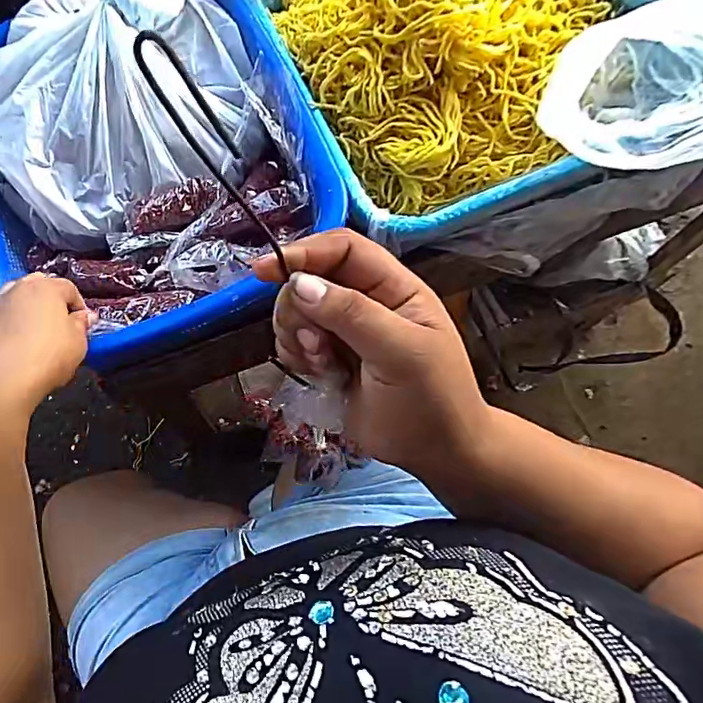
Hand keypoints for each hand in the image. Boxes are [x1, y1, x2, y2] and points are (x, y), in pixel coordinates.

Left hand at [0, 274, 90, 412]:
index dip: (79, 307)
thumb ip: (81, 325)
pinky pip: (3, 321)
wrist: (2, 380)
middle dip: (52, 306)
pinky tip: (21, 351)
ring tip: (40, 342)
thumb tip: (82, 318)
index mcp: (46, 288)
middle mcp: (18, 289)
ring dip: (30, 316)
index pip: (69, 288)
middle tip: (62, 329)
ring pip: (19, 304)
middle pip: (40, 289)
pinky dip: (12, 330)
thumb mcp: (78, 343)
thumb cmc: (43, 358)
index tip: (83, 324)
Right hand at [252, 230, 488, 478]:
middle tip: (316, 345)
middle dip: (299, 310)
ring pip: (296, 313)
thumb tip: (299, 284)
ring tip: (323, 366)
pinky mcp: (328, 361)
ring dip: (297, 338)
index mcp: (394, 288)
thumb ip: (353, 315)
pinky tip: (320, 377)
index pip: (343, 250)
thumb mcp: (401, 353)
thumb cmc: (432, 399)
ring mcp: (344, 333)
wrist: (437, 452)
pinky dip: (296, 357)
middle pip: (309, 280)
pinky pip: (294, 344)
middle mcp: (366, 302)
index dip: (304, 253)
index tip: (266, 271)